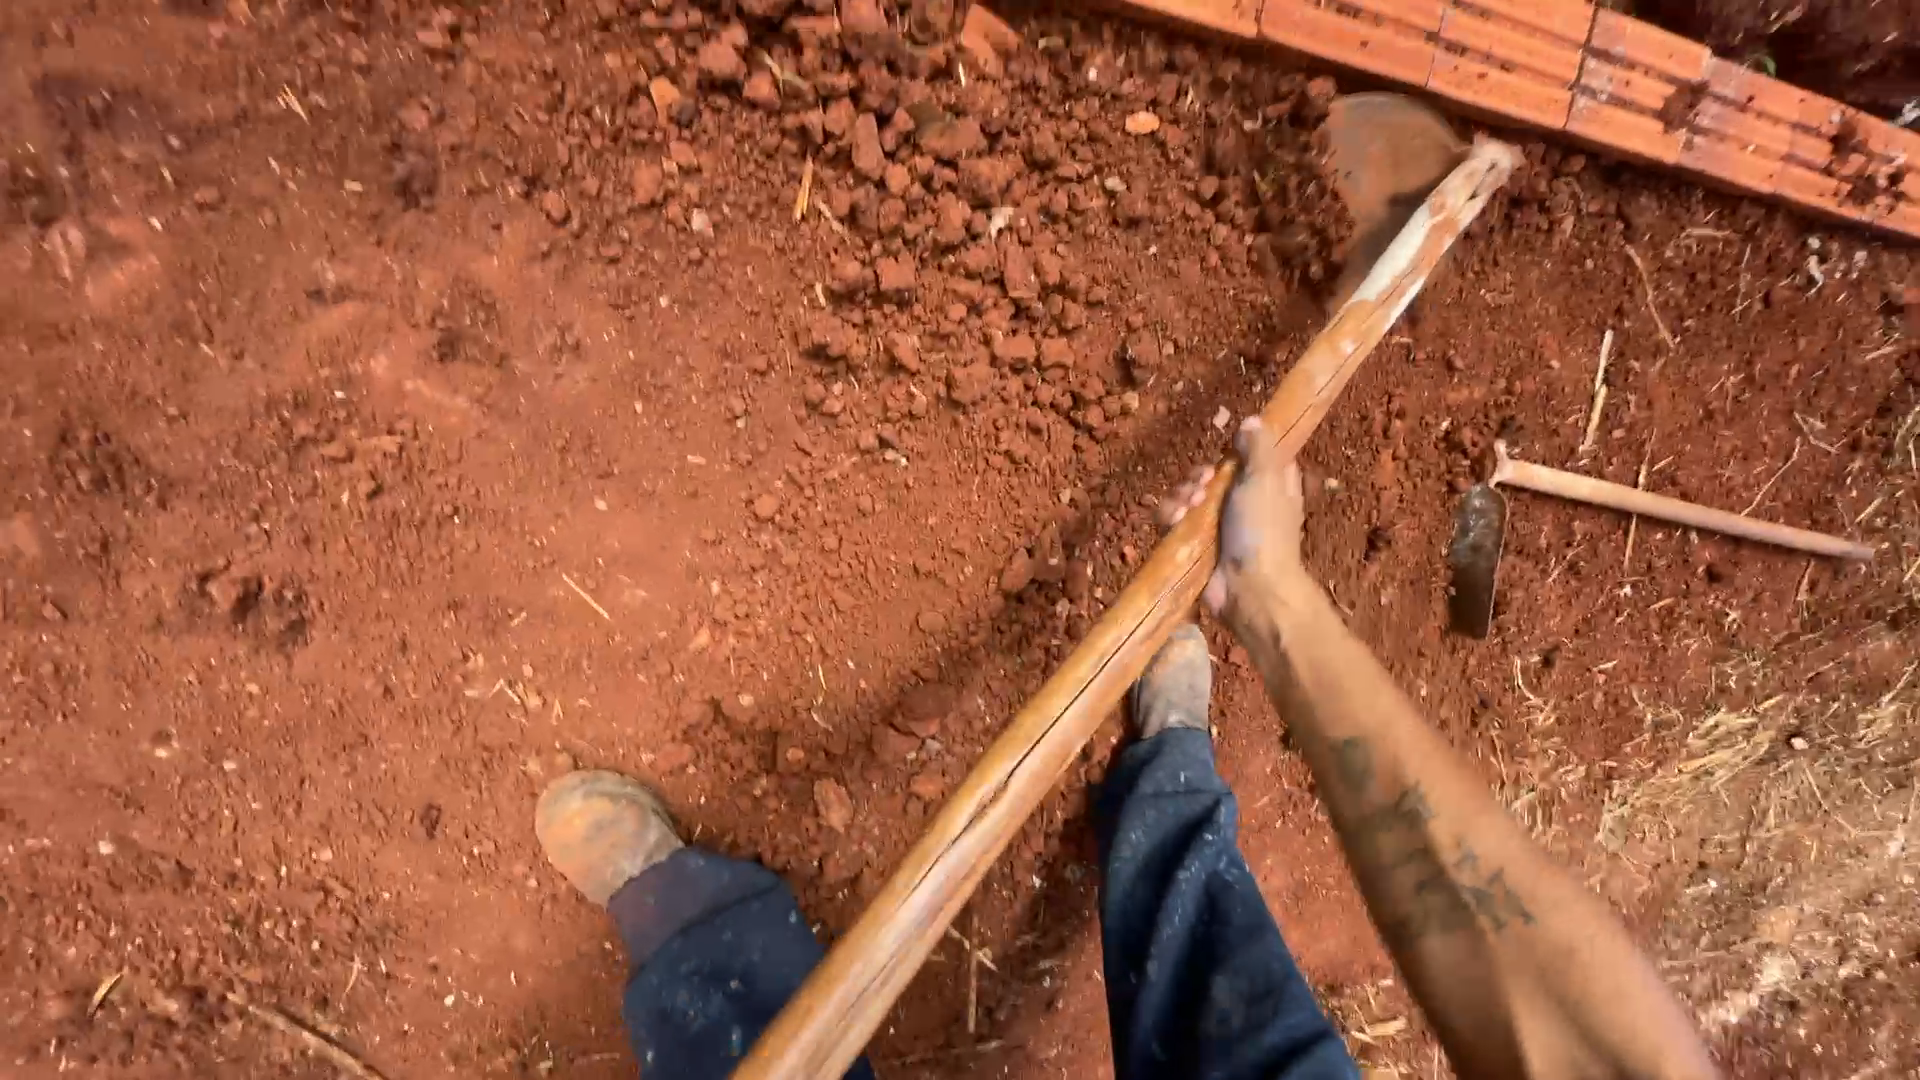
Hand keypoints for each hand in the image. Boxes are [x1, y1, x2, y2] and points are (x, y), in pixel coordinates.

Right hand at [1159, 416, 1307, 636]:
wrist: (1249, 587)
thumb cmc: (1264, 530)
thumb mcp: (1266, 478)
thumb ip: (1257, 447)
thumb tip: (1251, 421)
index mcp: (1268, 486)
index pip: (1247, 459)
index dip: (1233, 453)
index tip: (1226, 454)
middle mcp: (1241, 504)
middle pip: (1210, 476)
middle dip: (1199, 476)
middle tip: (1204, 483)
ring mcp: (1216, 526)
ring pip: (1187, 496)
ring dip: (1182, 495)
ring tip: (1188, 507)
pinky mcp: (1193, 544)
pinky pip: (1172, 522)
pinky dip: (1170, 517)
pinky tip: (1176, 521)